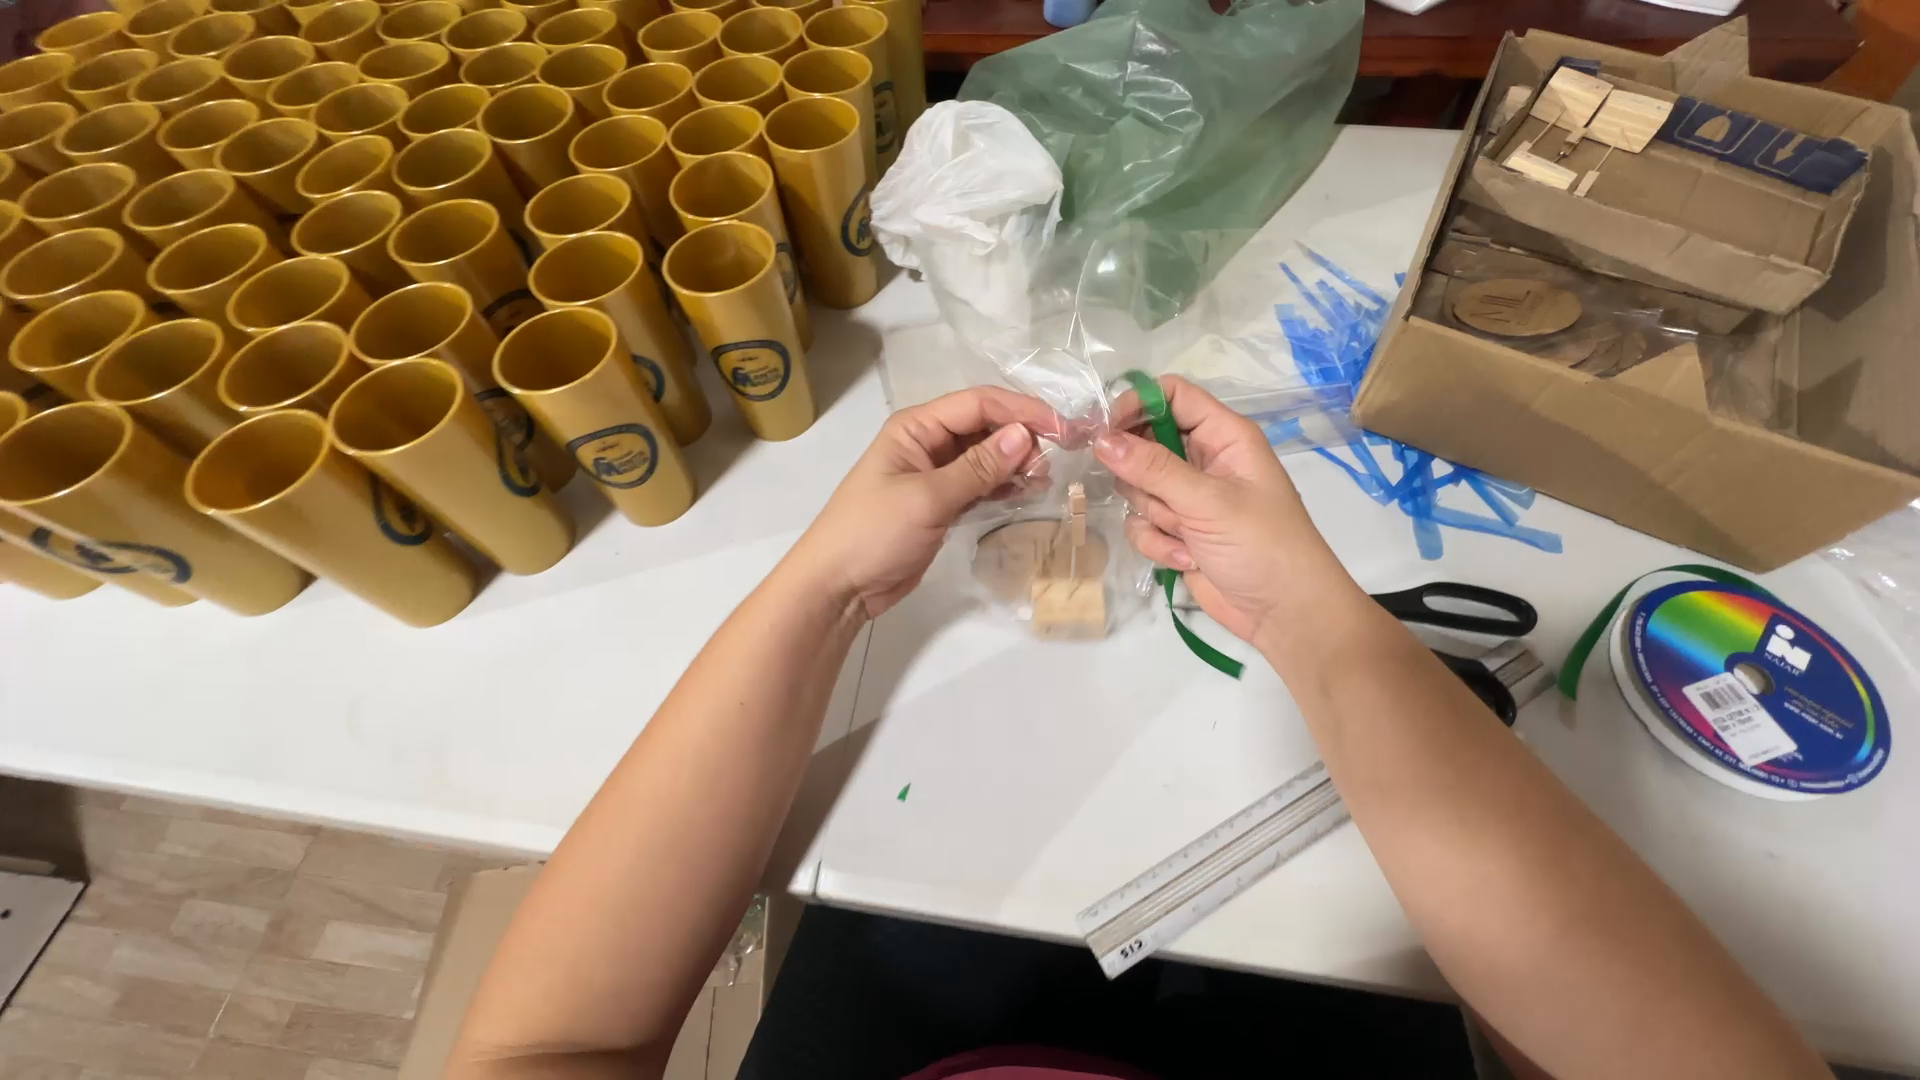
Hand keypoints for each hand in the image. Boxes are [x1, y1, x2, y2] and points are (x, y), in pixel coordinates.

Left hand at [791, 387, 1056, 619]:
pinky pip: (979, 485)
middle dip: (1021, 438)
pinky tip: (1025, 494)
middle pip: (984, 426)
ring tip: (1043, 482)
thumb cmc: (874, 533)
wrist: (839, 585)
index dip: (1021, 411)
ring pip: (985, 457)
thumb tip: (1023, 435)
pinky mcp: (941, 504)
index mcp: (915, 427)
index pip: (978, 404)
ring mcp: (934, 475)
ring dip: (1015, 464)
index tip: (1062, 429)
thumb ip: (977, 468)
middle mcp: (926, 443)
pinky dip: (1002, 487)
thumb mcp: (927, 498)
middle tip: (1051, 466)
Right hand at [1094, 376, 1352, 651]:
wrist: (1284, 612)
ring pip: (1138, 487)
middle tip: (1151, 495)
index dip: (1136, 404)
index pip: (1173, 396)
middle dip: (1141, 474)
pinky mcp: (1177, 531)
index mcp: (1224, 437)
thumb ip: (1152, 469)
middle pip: (1145, 442)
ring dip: (1154, 514)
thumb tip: (1101, 440)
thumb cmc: (1261, 545)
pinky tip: (1186, 558)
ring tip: (1185, 533)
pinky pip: (1142, 523)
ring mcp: (1188, 497)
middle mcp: (1203, 460)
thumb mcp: (1207, 502)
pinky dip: (1157, 542)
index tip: (1104, 428)